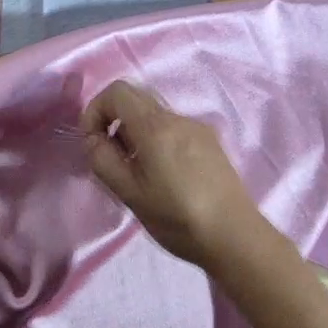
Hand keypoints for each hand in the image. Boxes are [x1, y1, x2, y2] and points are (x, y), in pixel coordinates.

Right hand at [80, 80, 273, 269]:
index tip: (93, 142)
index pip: (117, 91)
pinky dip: (157, 141)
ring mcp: (197, 128)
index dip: (96, 110)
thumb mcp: (130, 193)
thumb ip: (103, 160)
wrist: (234, 235)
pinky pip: (174, 129)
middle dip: (114, 121)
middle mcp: (178, 118)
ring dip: (136, 134)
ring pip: (155, 116)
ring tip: (139, 174)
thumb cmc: (176, 218)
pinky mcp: (210, 142)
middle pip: (136, 99)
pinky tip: (164, 177)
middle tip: (114, 159)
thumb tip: (94, 139)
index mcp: (155, 126)